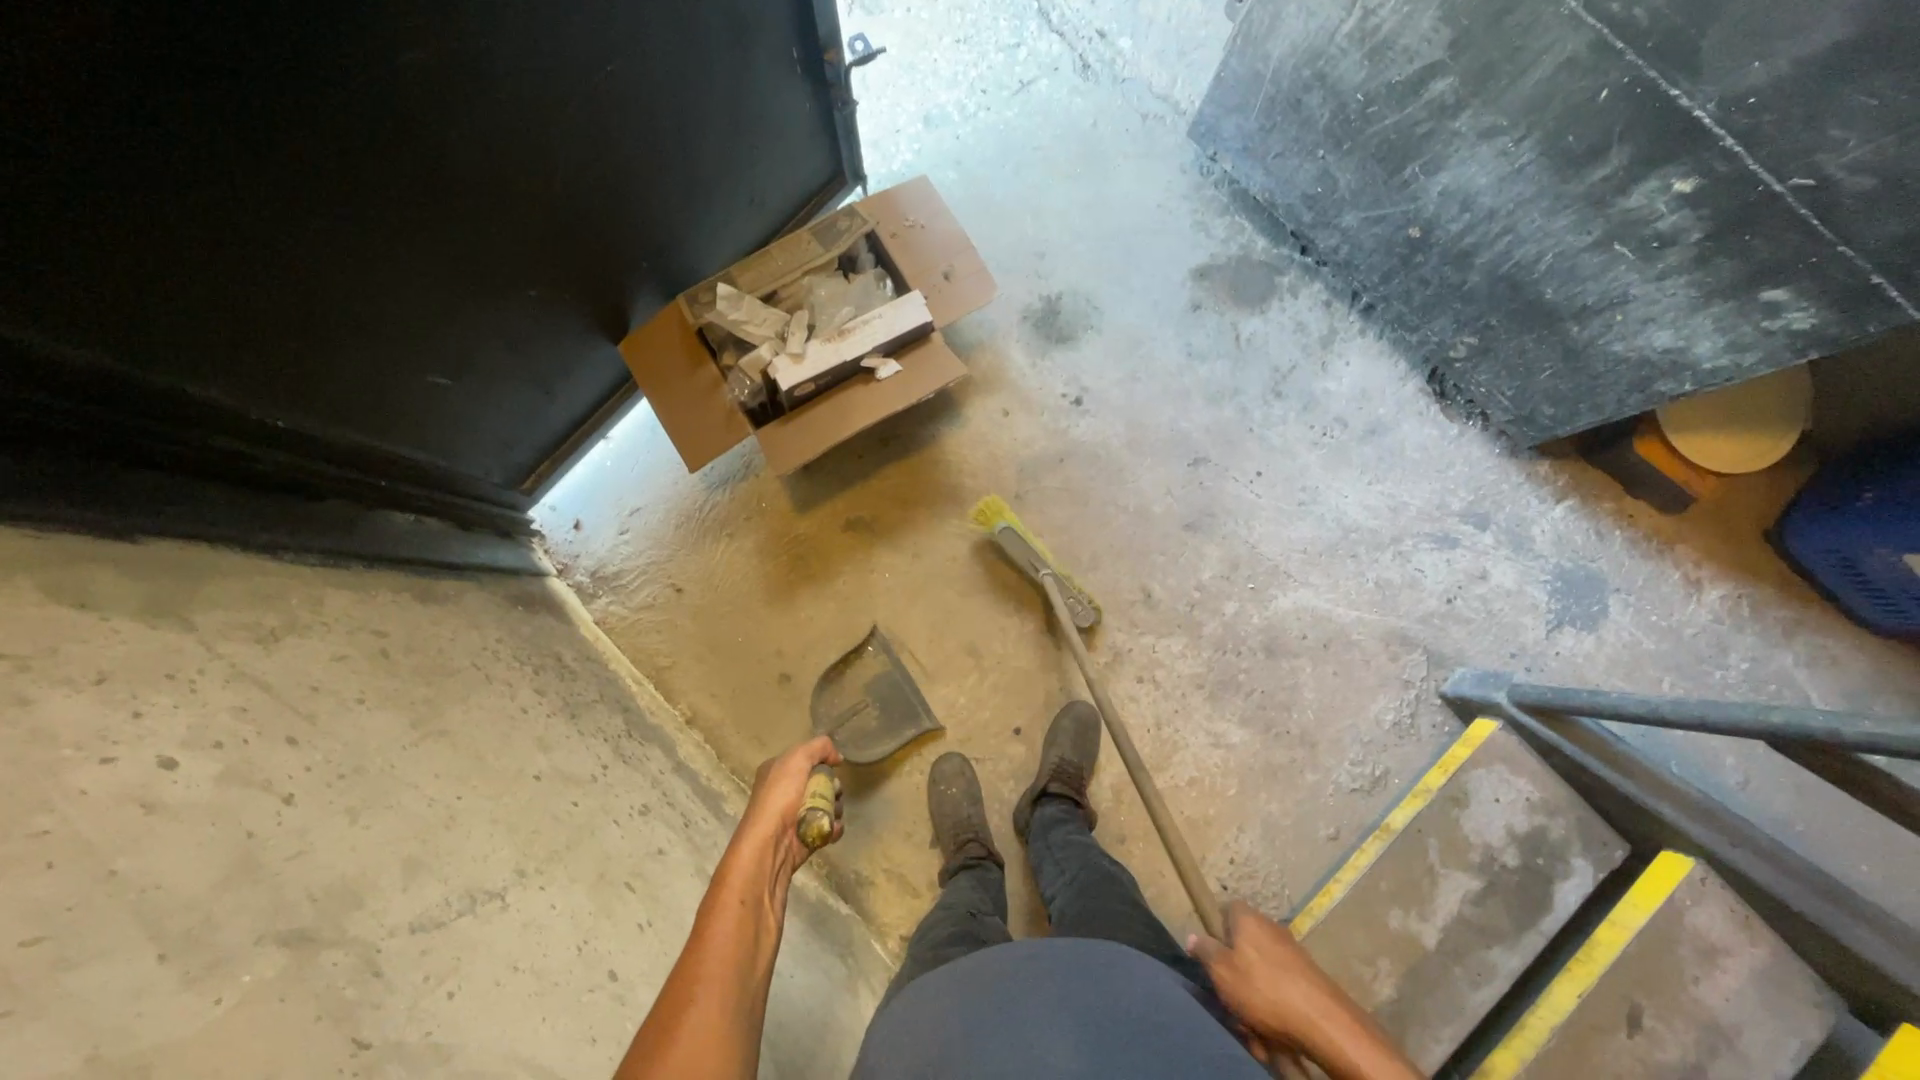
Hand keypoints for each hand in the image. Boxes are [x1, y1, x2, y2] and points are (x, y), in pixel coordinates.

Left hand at [733, 735, 843, 879]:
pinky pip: (828, 826)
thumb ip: (819, 747)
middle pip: (821, 783)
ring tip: (833, 813)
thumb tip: (837, 757)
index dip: (822, 762)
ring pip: (828, 805)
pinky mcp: (806, 835)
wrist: (771, 842)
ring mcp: (796, 815)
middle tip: (834, 792)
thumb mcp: (796, 759)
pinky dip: (834, 827)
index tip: (834, 766)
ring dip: (836, 808)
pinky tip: (832, 828)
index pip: (806, 760)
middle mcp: (786, 792)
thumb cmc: (780, 796)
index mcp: (779, 772)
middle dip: (833, 787)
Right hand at [1187, 901, 1340, 1046]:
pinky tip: (1269, 1028)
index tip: (1208, 948)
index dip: (1216, 925)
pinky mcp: (1306, 975)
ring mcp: (1292, 951)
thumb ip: (1205, 950)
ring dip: (1251, 994)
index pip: (1228, 907)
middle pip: (1244, 942)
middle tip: (1226, 994)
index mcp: (1248, 919)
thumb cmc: (1261, 988)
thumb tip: (1193, 936)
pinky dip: (1271, 1004)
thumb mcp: (1221, 970)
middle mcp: (1271, 928)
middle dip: (1234, 970)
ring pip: (1260, 970)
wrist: (1322, 1020)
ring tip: (1249, 1023)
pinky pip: (1278, 986)